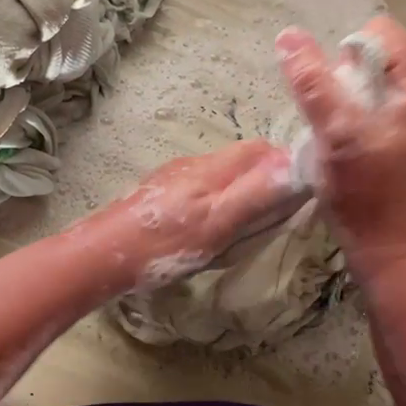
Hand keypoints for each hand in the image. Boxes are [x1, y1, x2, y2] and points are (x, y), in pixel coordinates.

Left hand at [81, 139, 305, 291]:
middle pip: (242, 160)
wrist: (103, 255)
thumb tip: (297, 166)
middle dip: (266, 177)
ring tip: (251, 223)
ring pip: (221, 175)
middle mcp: (195, 164)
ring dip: (243, 190)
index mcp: (213, 168)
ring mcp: (174, 179)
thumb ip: (257, 194)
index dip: (284, 164)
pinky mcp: (160, 196)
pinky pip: (202, 189)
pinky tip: (214, 226)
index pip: (260, 150)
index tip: (301, 191)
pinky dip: (219, 201)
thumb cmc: (166, 242)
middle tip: (280, 211)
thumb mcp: (219, 222)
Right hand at [276, 16, 405, 273]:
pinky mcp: (390, 132)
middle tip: (331, 113)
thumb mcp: (336, 130)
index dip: (347, 51)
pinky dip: (341, 110)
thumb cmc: (364, 187)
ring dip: (337, 94)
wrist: (379, 242)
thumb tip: (287, 35)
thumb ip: (312, 82)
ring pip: (362, 79)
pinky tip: (332, 136)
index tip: (332, 89)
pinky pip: (360, 101)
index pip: (380, 34)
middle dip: (340, 74)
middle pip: (370, 54)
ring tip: (330, 126)